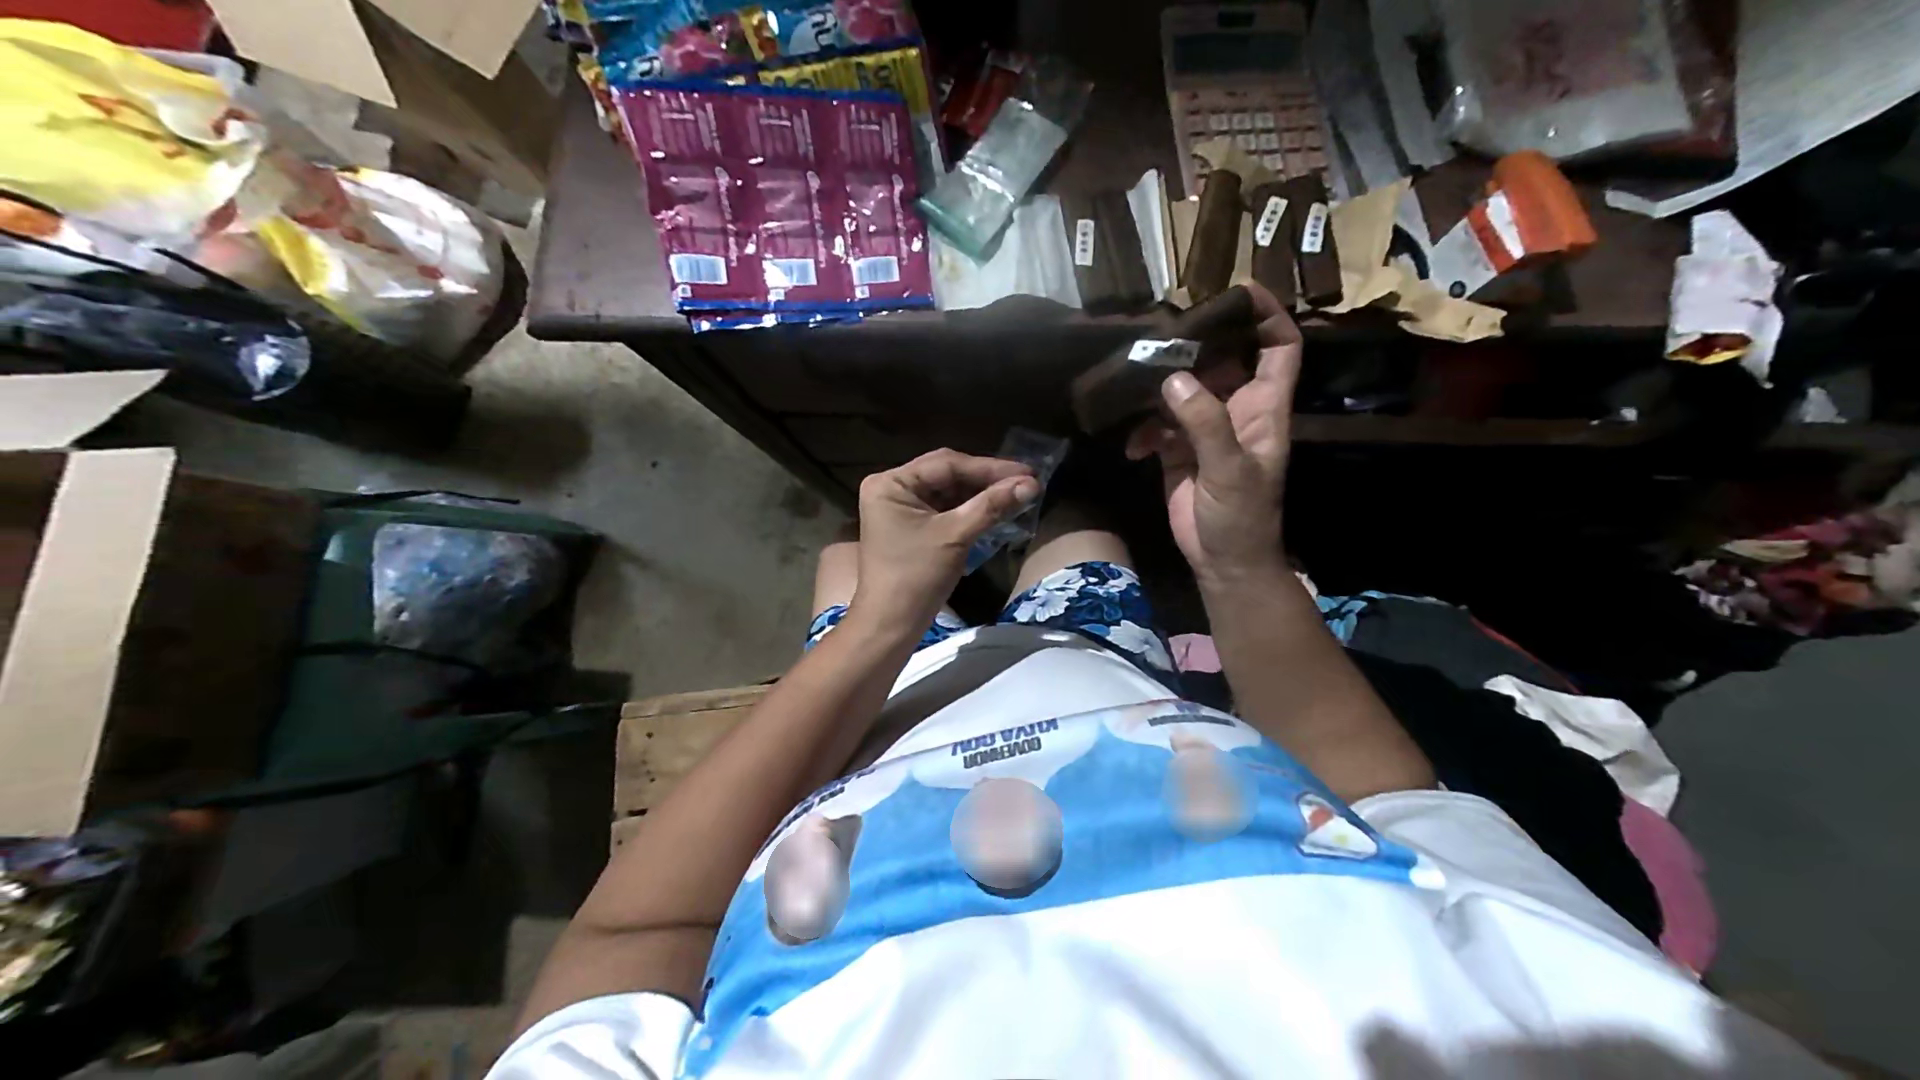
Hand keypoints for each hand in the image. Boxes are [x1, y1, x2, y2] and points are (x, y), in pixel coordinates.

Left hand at [850, 449, 1038, 633]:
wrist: (891, 625)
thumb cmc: (916, 576)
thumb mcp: (956, 536)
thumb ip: (992, 505)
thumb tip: (1031, 483)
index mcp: (891, 483)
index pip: (947, 464)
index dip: (990, 468)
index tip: (1028, 472)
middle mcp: (892, 488)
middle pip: (948, 475)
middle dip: (987, 479)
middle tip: (1027, 481)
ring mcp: (900, 508)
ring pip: (949, 492)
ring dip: (982, 494)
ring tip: (1019, 493)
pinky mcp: (911, 527)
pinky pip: (945, 510)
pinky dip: (970, 510)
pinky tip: (998, 508)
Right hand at [1126, 285, 1301, 584]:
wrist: (1222, 560)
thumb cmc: (1243, 517)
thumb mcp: (1231, 470)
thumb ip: (1205, 425)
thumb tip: (1174, 381)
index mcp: (1263, 409)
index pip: (1279, 349)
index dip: (1268, 316)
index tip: (1241, 291)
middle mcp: (1235, 411)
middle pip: (1220, 362)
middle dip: (1195, 346)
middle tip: (1161, 334)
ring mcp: (1204, 431)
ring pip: (1183, 391)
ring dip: (1160, 389)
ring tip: (1133, 384)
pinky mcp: (1177, 452)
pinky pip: (1157, 426)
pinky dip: (1143, 431)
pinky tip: (1133, 446)